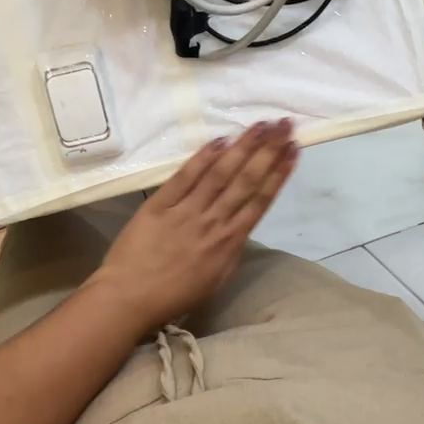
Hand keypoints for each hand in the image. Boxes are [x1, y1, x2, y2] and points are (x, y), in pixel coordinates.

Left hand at [85, 120, 298, 330]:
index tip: (294, 149)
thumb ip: (230, 249)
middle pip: (246, 180)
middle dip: (268, 150)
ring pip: (220, 173)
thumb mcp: (215, 278)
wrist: (129, 298)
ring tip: (260, 124)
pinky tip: (219, 140)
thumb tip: (240, 224)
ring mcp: (186, 211)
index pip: (260, 201)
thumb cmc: (173, 295)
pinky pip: (184, 177)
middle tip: (284, 124)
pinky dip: (202, 157)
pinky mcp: (159, 205)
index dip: (279, 173)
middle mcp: (213, 222)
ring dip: (242, 146)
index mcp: (229, 243)